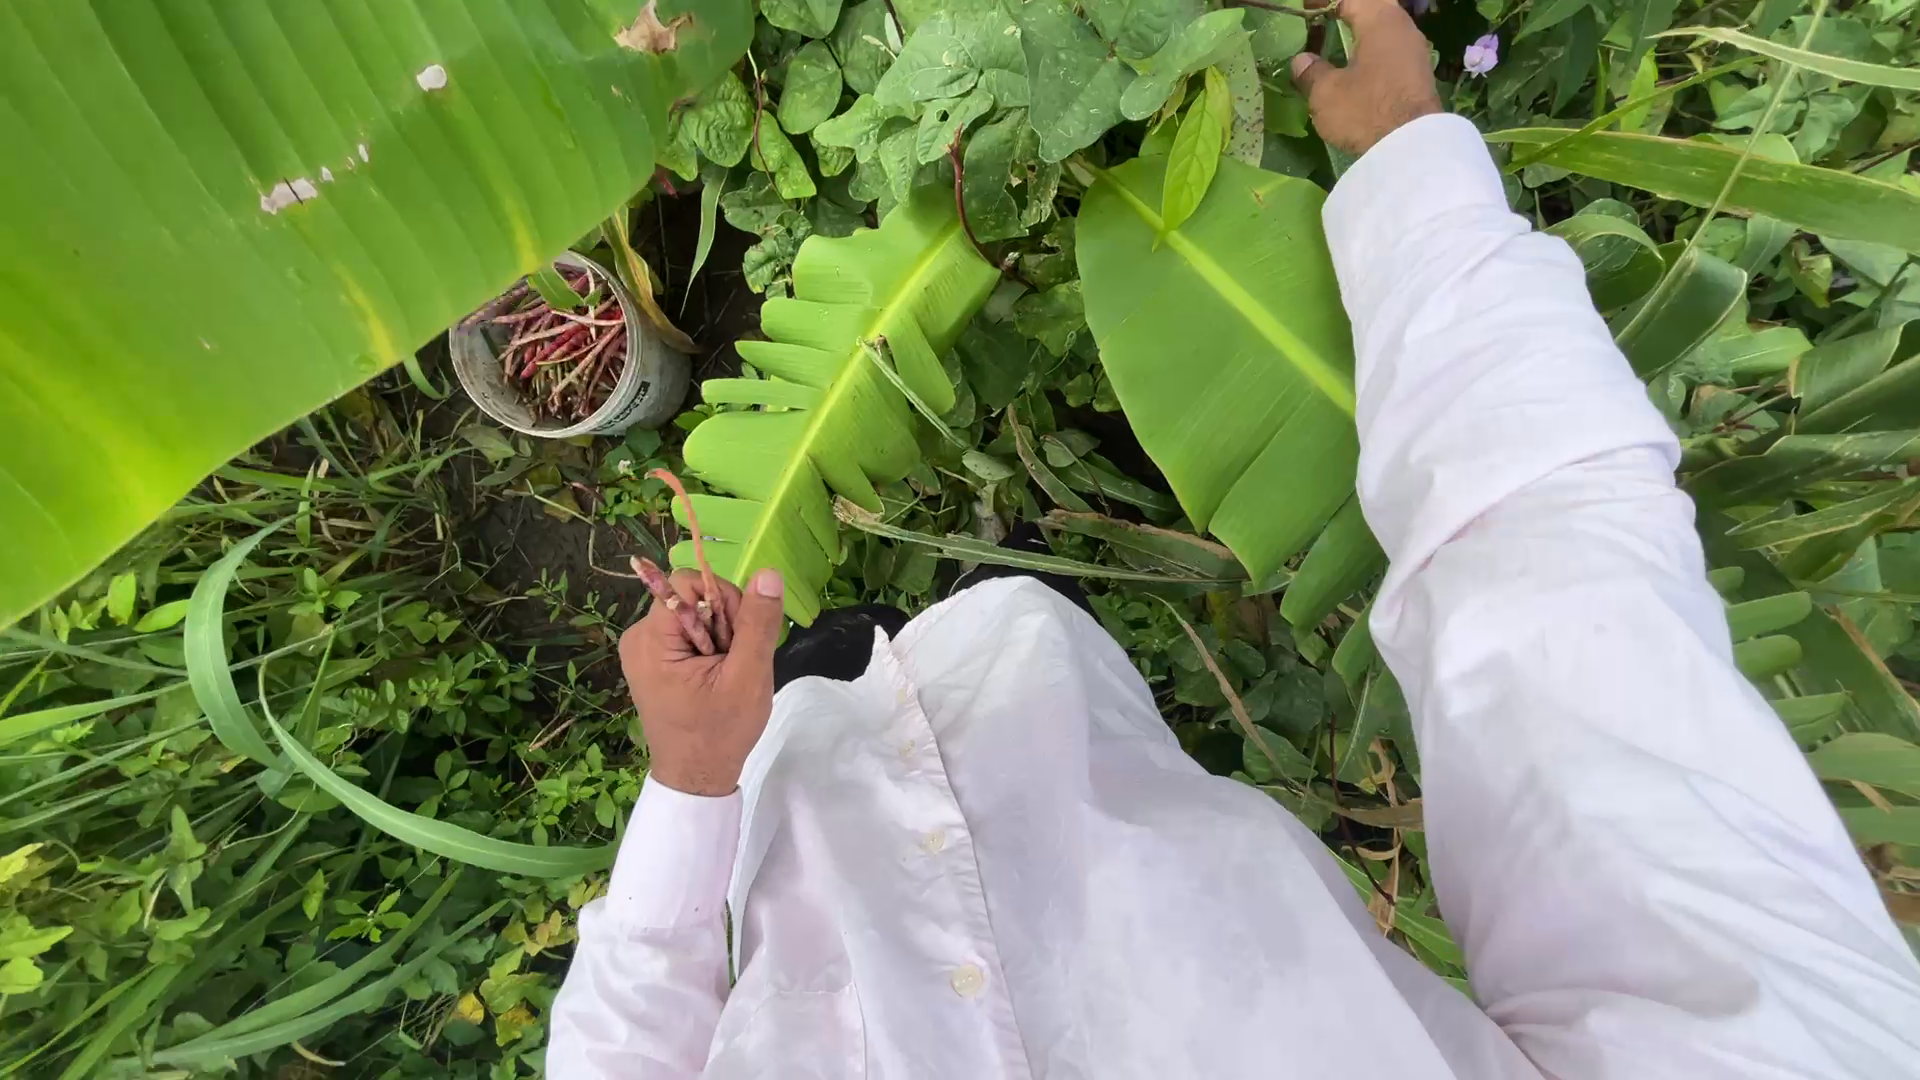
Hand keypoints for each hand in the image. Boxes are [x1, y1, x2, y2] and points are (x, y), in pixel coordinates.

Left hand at [619, 565, 784, 796]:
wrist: (697, 777)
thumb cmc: (720, 731)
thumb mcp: (748, 676)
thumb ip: (757, 622)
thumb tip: (767, 573)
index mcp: (651, 638)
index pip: (690, 583)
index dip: (723, 600)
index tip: (738, 637)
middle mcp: (639, 636)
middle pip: (693, 596)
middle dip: (724, 621)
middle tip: (735, 662)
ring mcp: (645, 648)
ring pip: (695, 613)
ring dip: (721, 635)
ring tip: (728, 672)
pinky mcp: (655, 659)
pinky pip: (689, 631)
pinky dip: (711, 646)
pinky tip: (719, 674)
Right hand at [1290, 0, 1442, 158]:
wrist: (1407, 144)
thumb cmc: (1363, 110)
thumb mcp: (1326, 93)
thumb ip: (1311, 72)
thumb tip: (1302, 60)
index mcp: (1379, 20)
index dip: (1326, 2)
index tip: (1307, 10)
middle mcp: (1401, 26)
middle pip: (1373, 8)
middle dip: (1348, 13)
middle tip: (1323, 25)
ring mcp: (1413, 49)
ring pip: (1383, 29)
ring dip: (1361, 34)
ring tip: (1338, 48)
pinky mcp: (1416, 73)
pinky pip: (1389, 50)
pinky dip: (1371, 52)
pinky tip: (1357, 69)